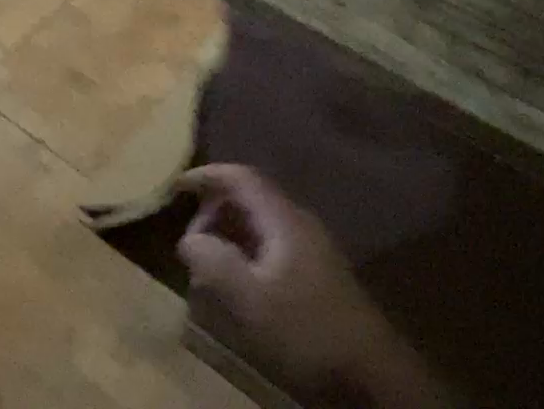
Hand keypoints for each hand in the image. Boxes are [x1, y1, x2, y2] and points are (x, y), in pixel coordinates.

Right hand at [176, 164, 410, 392]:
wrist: (367, 369)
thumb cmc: (306, 329)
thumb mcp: (250, 300)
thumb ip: (216, 263)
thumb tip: (189, 238)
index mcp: (284, 219)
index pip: (242, 178)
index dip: (208, 175)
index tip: (175, 185)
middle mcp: (298, 223)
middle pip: (250, 199)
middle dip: (213, 212)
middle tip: (189, 244)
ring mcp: (310, 247)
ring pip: (259, 225)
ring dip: (228, 236)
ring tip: (205, 267)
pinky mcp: (314, 272)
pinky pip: (270, 246)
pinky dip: (244, 254)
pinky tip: (235, 285)